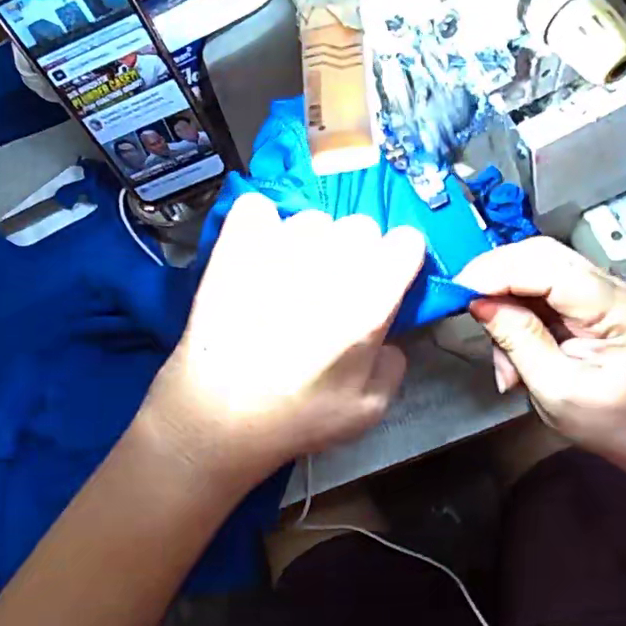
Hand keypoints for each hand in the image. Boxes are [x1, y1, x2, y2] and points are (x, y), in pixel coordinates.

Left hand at [138, 193, 426, 497]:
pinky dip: (260, 226)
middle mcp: (335, 255)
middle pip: (362, 227)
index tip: (386, 284)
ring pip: (313, 220)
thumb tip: (386, 339)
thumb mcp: (368, 409)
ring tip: (288, 280)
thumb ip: (392, 365)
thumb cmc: (297, 416)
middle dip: (356, 254)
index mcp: (375, 292)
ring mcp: (284, 240)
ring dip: (310, 244)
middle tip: (334, 290)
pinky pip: (260, 208)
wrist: (217, 413)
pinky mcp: (238, 239)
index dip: (398, 263)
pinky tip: (255, 257)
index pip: (408, 240)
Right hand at [453, 237, 625, 478]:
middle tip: (466, 309)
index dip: (498, 271)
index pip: (549, 267)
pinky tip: (517, 354)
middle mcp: (616, 289)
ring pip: (540, 271)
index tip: (459, 291)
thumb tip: (478, 302)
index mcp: (618, 309)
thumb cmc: (618, 427)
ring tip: (504, 359)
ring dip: (508, 303)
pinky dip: (522, 315)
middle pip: (544, 256)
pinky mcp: (597, 306)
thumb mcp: (559, 391)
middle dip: (497, 278)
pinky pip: (548, 293)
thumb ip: (519, 341)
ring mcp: (608, 294)